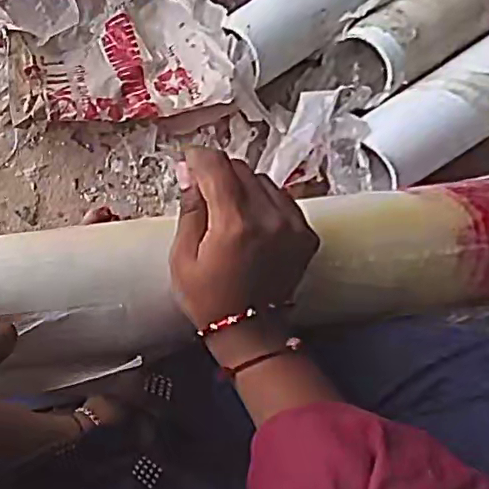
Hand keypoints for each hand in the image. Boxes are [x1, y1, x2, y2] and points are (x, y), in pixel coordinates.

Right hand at [170, 146, 319, 330]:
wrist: (249, 330)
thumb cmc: (207, 299)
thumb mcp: (182, 257)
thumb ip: (190, 211)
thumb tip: (188, 174)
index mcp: (234, 225)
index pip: (218, 168)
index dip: (199, 158)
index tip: (188, 158)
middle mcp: (269, 218)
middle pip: (242, 170)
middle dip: (218, 172)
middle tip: (201, 185)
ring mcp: (292, 225)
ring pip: (263, 181)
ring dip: (241, 185)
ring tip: (225, 206)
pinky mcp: (305, 233)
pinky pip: (282, 199)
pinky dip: (263, 200)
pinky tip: (248, 218)